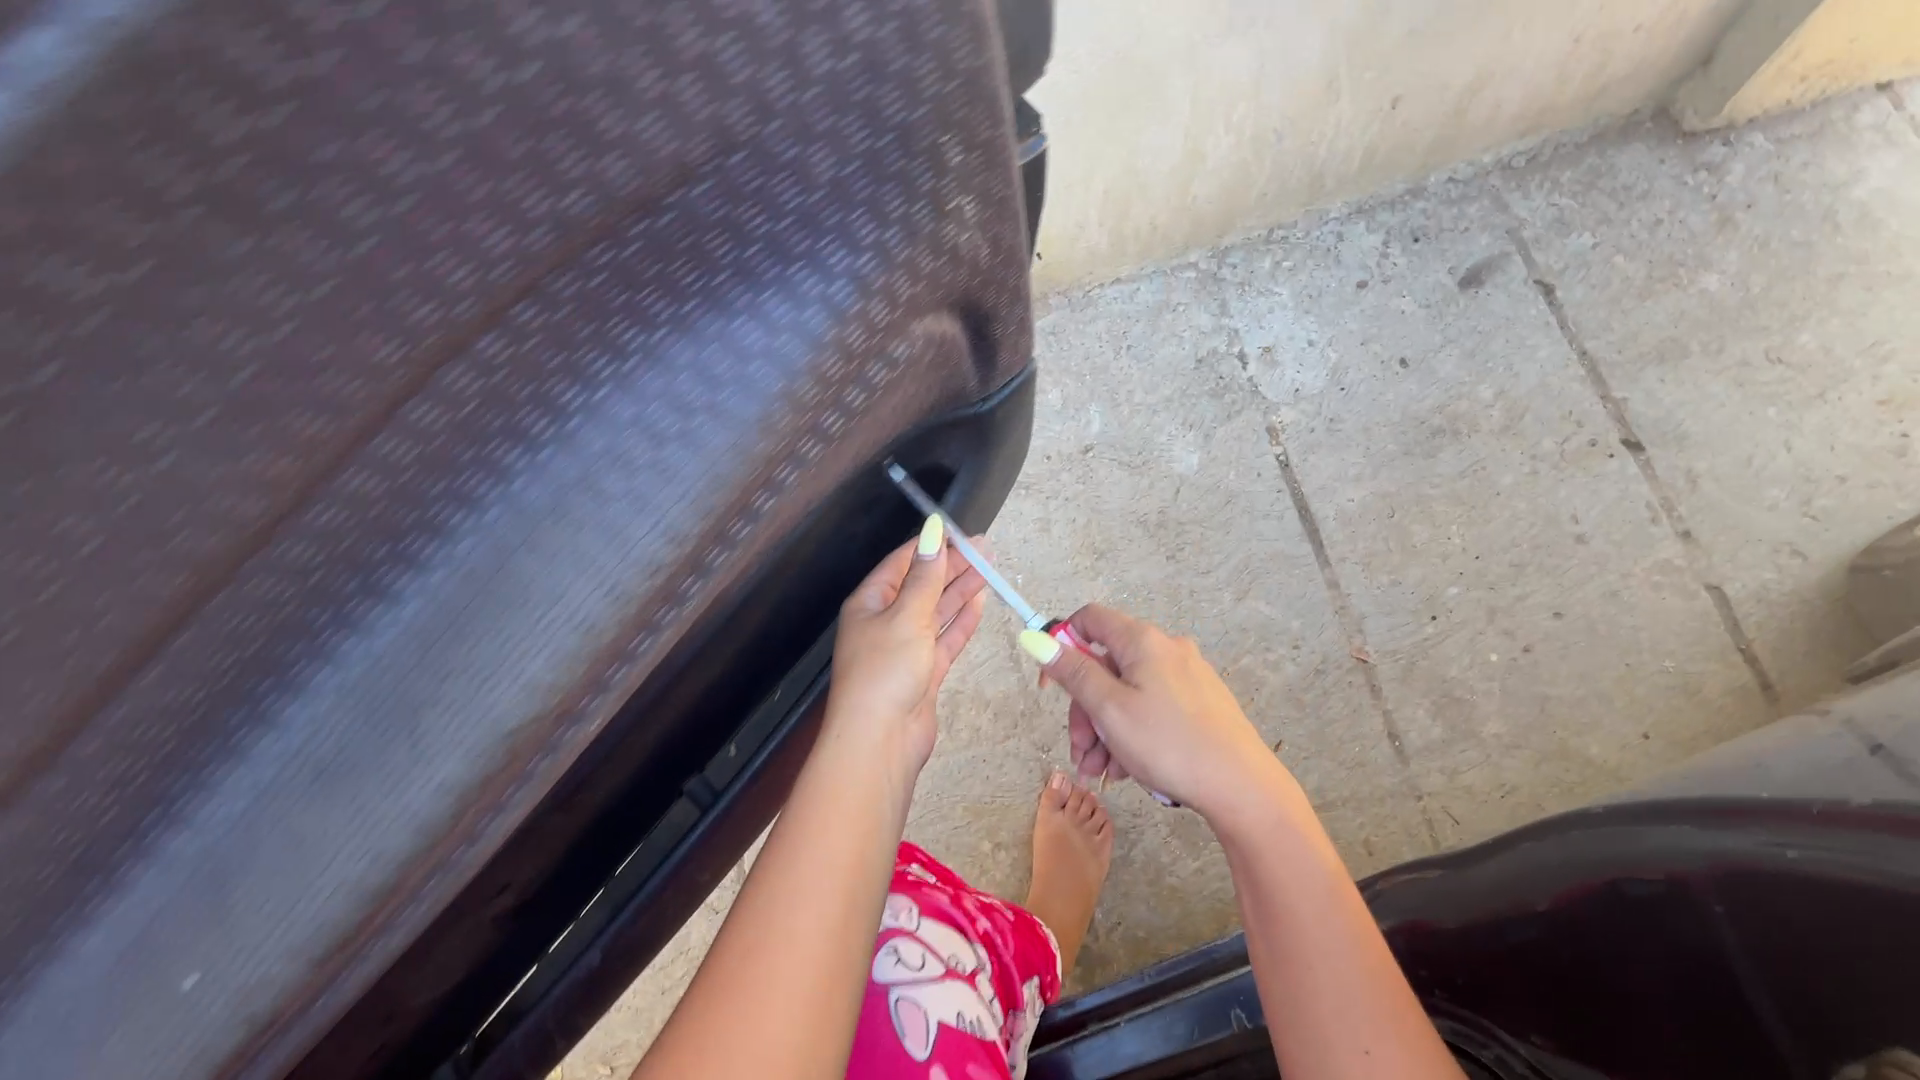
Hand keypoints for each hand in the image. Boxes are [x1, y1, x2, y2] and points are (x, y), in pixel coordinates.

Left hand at [824, 516, 989, 775]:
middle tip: (985, 548)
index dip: (929, 546)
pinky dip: (961, 622)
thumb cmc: (885, 671)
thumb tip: (932, 532)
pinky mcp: (923, 673)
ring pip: (936, 611)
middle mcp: (884, 622)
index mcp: (869, 603)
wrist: (880, 740)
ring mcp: (904, 649)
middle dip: (951, 567)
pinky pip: (945, 639)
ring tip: (988, 569)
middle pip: (922, 586)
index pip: (901, 564)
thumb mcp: (906, 615)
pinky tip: (979, 603)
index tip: (958, 532)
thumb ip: (926, 576)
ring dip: (960, 591)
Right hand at [1020, 604, 1290, 819]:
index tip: (1051, 685)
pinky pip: (1152, 709)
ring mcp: (1188, 677)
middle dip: (1085, 709)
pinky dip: (1133, 734)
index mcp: (1142, 641)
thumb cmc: (1169, 744)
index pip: (1089, 619)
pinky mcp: (1201, 704)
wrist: (1242, 787)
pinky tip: (1129, 770)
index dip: (1062, 645)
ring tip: (1102, 773)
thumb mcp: (1109, 710)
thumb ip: (1073, 672)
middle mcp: (1167, 649)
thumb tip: (1038, 638)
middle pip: (1106, 665)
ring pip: (1128, 693)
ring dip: (1105, 730)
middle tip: (1079, 751)